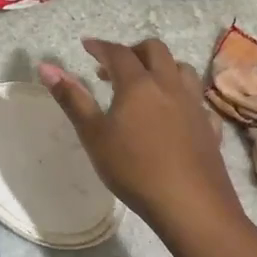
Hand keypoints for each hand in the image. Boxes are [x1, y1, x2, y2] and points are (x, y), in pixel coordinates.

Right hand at [38, 38, 240, 231]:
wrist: (193, 210)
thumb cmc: (135, 169)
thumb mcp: (93, 134)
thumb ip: (71, 98)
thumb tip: (45, 66)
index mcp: (138, 84)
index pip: (118, 52)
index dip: (100, 46)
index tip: (85, 47)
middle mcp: (169, 87)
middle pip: (155, 50)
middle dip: (133, 50)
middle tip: (113, 67)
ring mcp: (195, 108)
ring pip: (182, 70)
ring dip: (162, 68)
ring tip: (144, 86)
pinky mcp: (210, 130)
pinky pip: (198, 101)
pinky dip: (182, 97)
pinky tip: (173, 114)